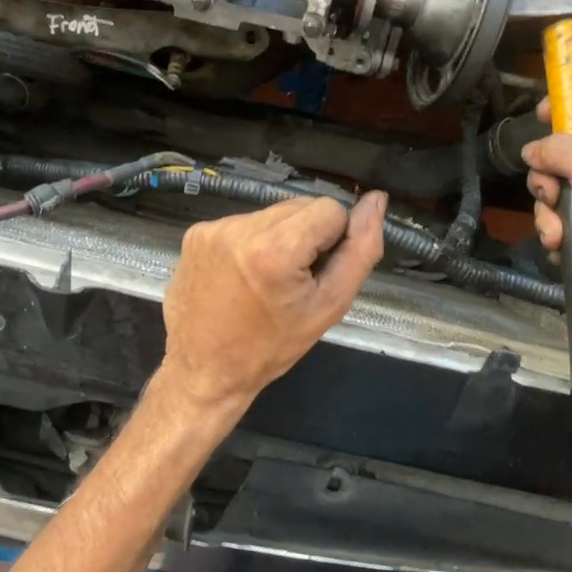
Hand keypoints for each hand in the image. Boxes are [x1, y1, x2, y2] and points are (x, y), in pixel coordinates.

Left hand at [159, 193, 387, 404]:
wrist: (206, 370)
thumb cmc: (270, 347)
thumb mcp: (328, 306)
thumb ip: (360, 251)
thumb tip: (376, 202)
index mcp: (275, 250)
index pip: (329, 209)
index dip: (333, 239)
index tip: (317, 273)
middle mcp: (240, 230)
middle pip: (300, 206)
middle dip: (306, 237)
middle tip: (295, 280)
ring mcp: (213, 229)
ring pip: (272, 213)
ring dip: (280, 238)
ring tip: (267, 280)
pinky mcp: (196, 234)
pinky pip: (243, 222)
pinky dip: (252, 242)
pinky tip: (243, 275)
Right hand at [522, 81, 571, 296]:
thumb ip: (559, 153)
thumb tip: (531, 149)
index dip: (568, 100)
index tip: (541, 117)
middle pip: (564, 149)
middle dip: (546, 176)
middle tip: (549, 193)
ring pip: (560, 188)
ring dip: (550, 212)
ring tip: (558, 233)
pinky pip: (568, 216)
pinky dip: (561, 230)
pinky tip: (563, 244)